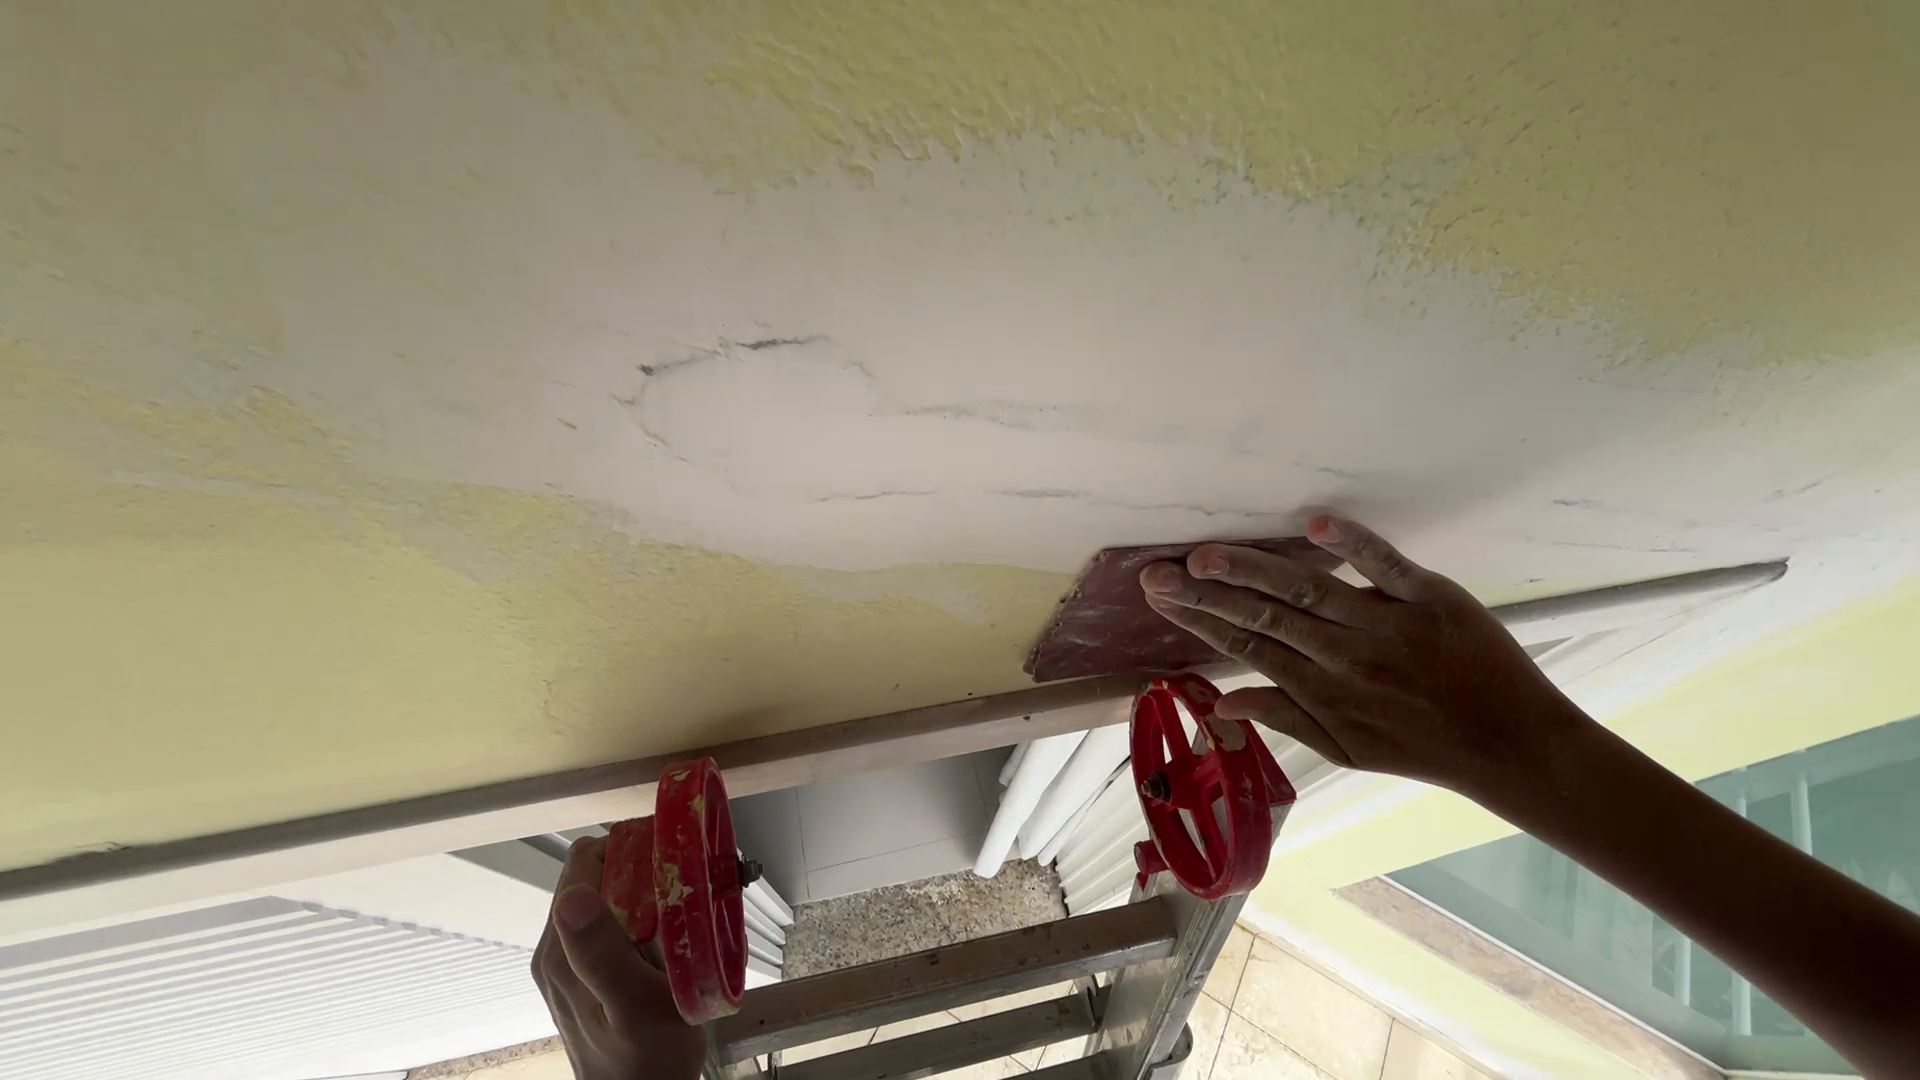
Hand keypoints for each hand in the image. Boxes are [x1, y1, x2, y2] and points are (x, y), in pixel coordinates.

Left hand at [531, 836, 705, 1079]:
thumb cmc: (649, 1058)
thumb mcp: (634, 1005)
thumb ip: (602, 952)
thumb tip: (573, 895)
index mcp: (562, 948)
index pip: (586, 860)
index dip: (629, 843)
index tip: (673, 850)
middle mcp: (557, 947)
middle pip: (598, 871)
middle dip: (645, 863)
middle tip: (691, 878)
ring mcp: (570, 959)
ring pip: (609, 892)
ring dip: (649, 887)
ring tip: (689, 904)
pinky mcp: (587, 970)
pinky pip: (615, 918)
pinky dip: (647, 911)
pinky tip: (674, 933)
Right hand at [1138, 514, 1590, 806]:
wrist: (1516, 746)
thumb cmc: (1420, 748)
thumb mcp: (1344, 750)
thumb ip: (1283, 718)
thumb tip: (1219, 703)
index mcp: (1320, 691)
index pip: (1243, 648)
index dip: (1197, 621)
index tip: (1158, 596)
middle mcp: (1343, 656)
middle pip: (1261, 618)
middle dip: (1203, 595)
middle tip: (1157, 573)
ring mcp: (1387, 624)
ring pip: (1306, 591)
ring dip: (1252, 572)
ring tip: (1205, 557)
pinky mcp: (1431, 599)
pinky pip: (1386, 566)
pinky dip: (1353, 545)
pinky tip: (1314, 523)